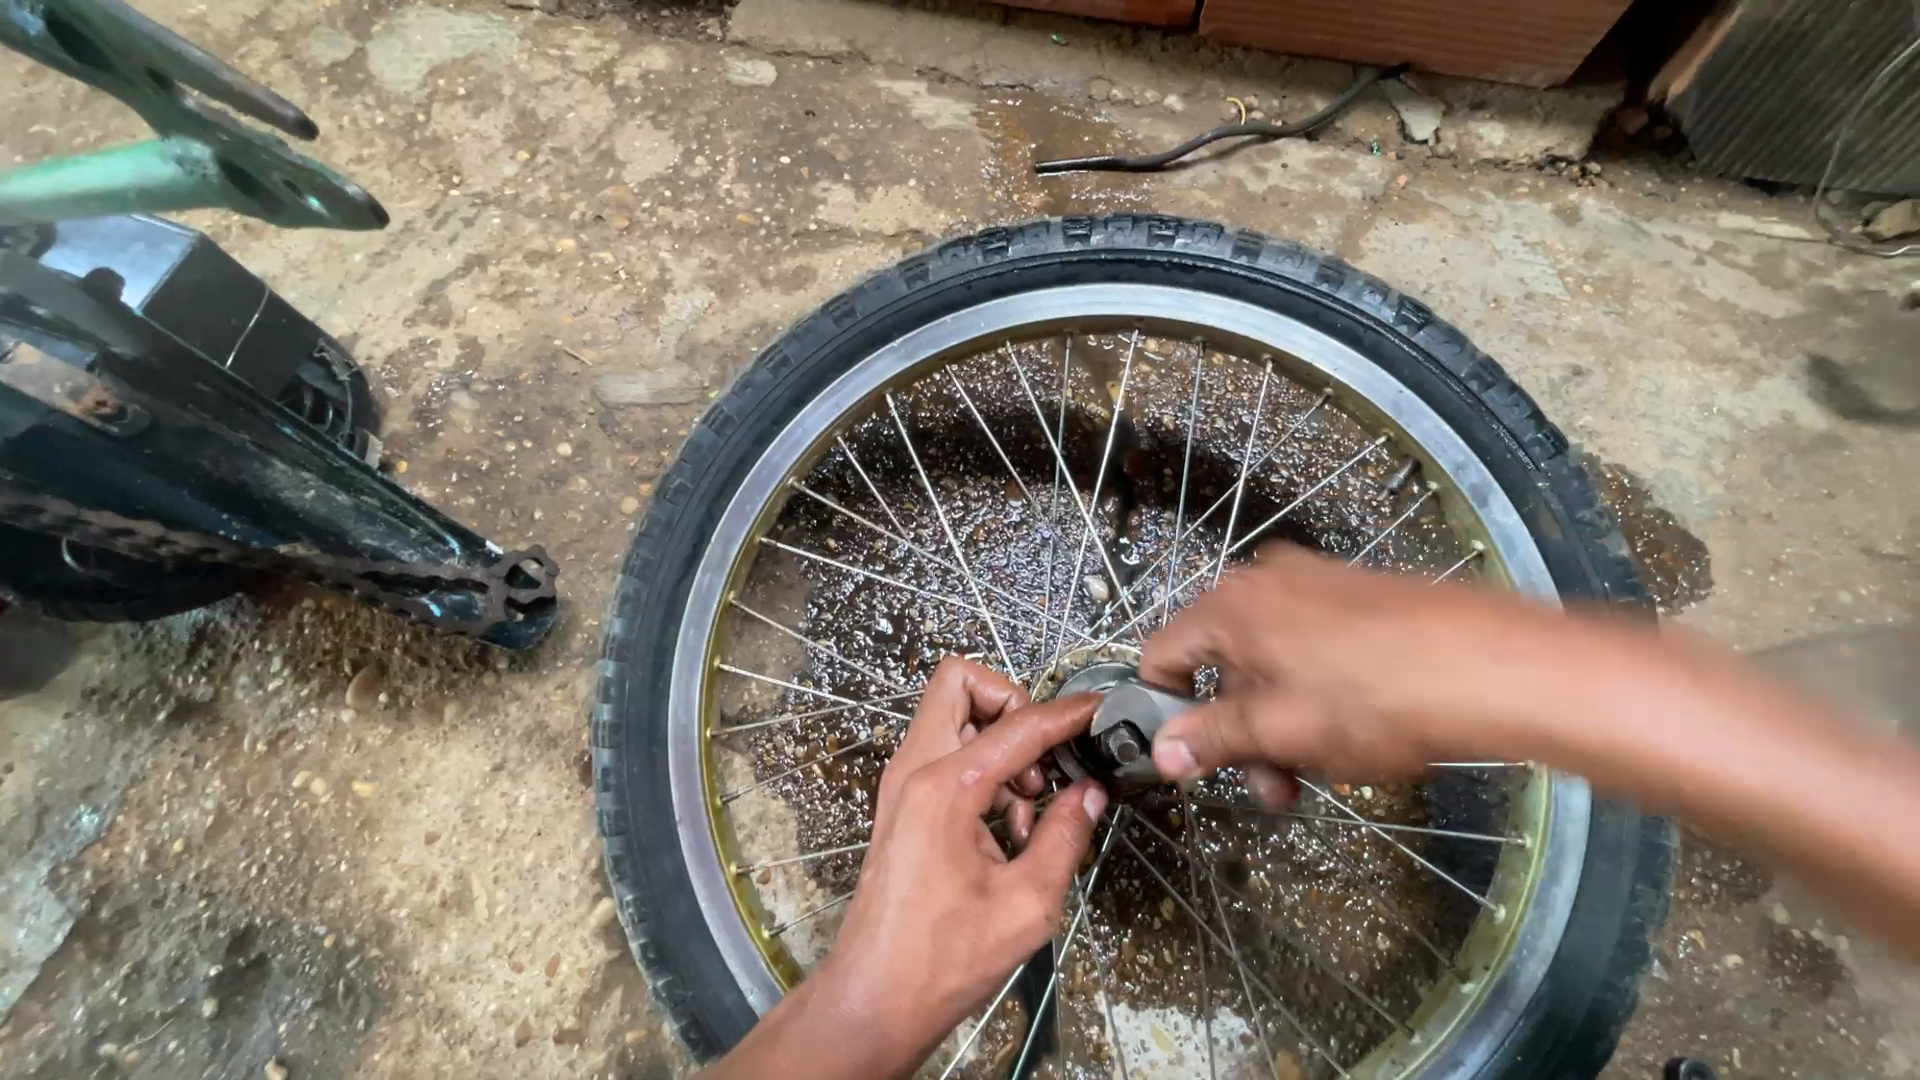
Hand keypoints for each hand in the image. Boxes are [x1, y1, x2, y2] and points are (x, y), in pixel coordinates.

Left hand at [799, 657, 1107, 1073]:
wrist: (874, 997)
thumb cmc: (945, 958)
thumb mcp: (1027, 903)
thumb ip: (1065, 836)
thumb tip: (1090, 792)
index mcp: (945, 786)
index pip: (1018, 725)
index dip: (1066, 714)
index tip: (1098, 711)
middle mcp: (915, 767)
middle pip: (959, 683)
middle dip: (1010, 702)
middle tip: (1042, 753)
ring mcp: (903, 781)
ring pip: (952, 715)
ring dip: (998, 741)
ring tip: (1029, 806)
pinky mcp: (903, 801)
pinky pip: (946, 752)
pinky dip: (982, 767)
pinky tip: (1008, 826)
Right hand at [1140, 544, 1608, 801]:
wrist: (1497, 666)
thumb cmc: (1375, 696)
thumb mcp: (1279, 729)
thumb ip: (1211, 739)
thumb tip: (1163, 754)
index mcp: (1229, 607)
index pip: (1161, 654)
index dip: (1165, 707)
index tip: (1192, 752)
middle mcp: (1262, 583)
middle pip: (1218, 663)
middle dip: (1236, 729)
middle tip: (1271, 781)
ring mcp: (1313, 584)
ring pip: (1266, 660)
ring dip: (1275, 718)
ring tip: (1318, 768)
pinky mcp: (1355, 595)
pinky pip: (1307, 646)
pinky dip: (1309, 689)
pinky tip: (1352, 729)